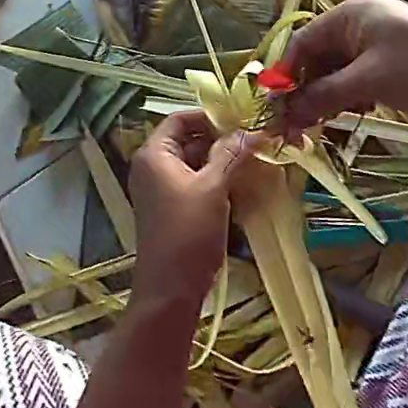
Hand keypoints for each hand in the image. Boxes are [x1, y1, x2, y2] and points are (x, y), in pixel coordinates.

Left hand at [126, 111, 263, 309]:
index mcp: (154, 154)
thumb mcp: (213, 189)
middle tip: (254, 141)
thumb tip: (254, 129)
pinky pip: (193, 182)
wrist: (170, 290)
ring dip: (220, 161)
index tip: (242, 121)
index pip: (180, 119)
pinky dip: (214, 180)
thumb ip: (231, 155)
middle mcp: (152, 166)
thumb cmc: (188, 233)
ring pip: (193, 162)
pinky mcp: (171, 207)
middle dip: (220, 140)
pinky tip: (241, 185)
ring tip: (254, 161)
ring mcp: (160, 188)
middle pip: (187, 139)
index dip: (210, 117)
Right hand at [275, 0, 407, 132]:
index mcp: (349, 14)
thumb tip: (286, 114)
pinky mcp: (395, 59)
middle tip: (297, 125)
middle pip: (317, 57)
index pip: (301, 43)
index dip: (285, 76)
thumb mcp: (369, 82)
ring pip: (337, 69)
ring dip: (327, 96)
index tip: (274, 109)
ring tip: (323, 123)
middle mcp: (359, 21)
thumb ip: (323, 96)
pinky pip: (358, 75)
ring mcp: (379, 39)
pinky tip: (354, 112)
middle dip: (306, 90)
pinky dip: (350, 95)